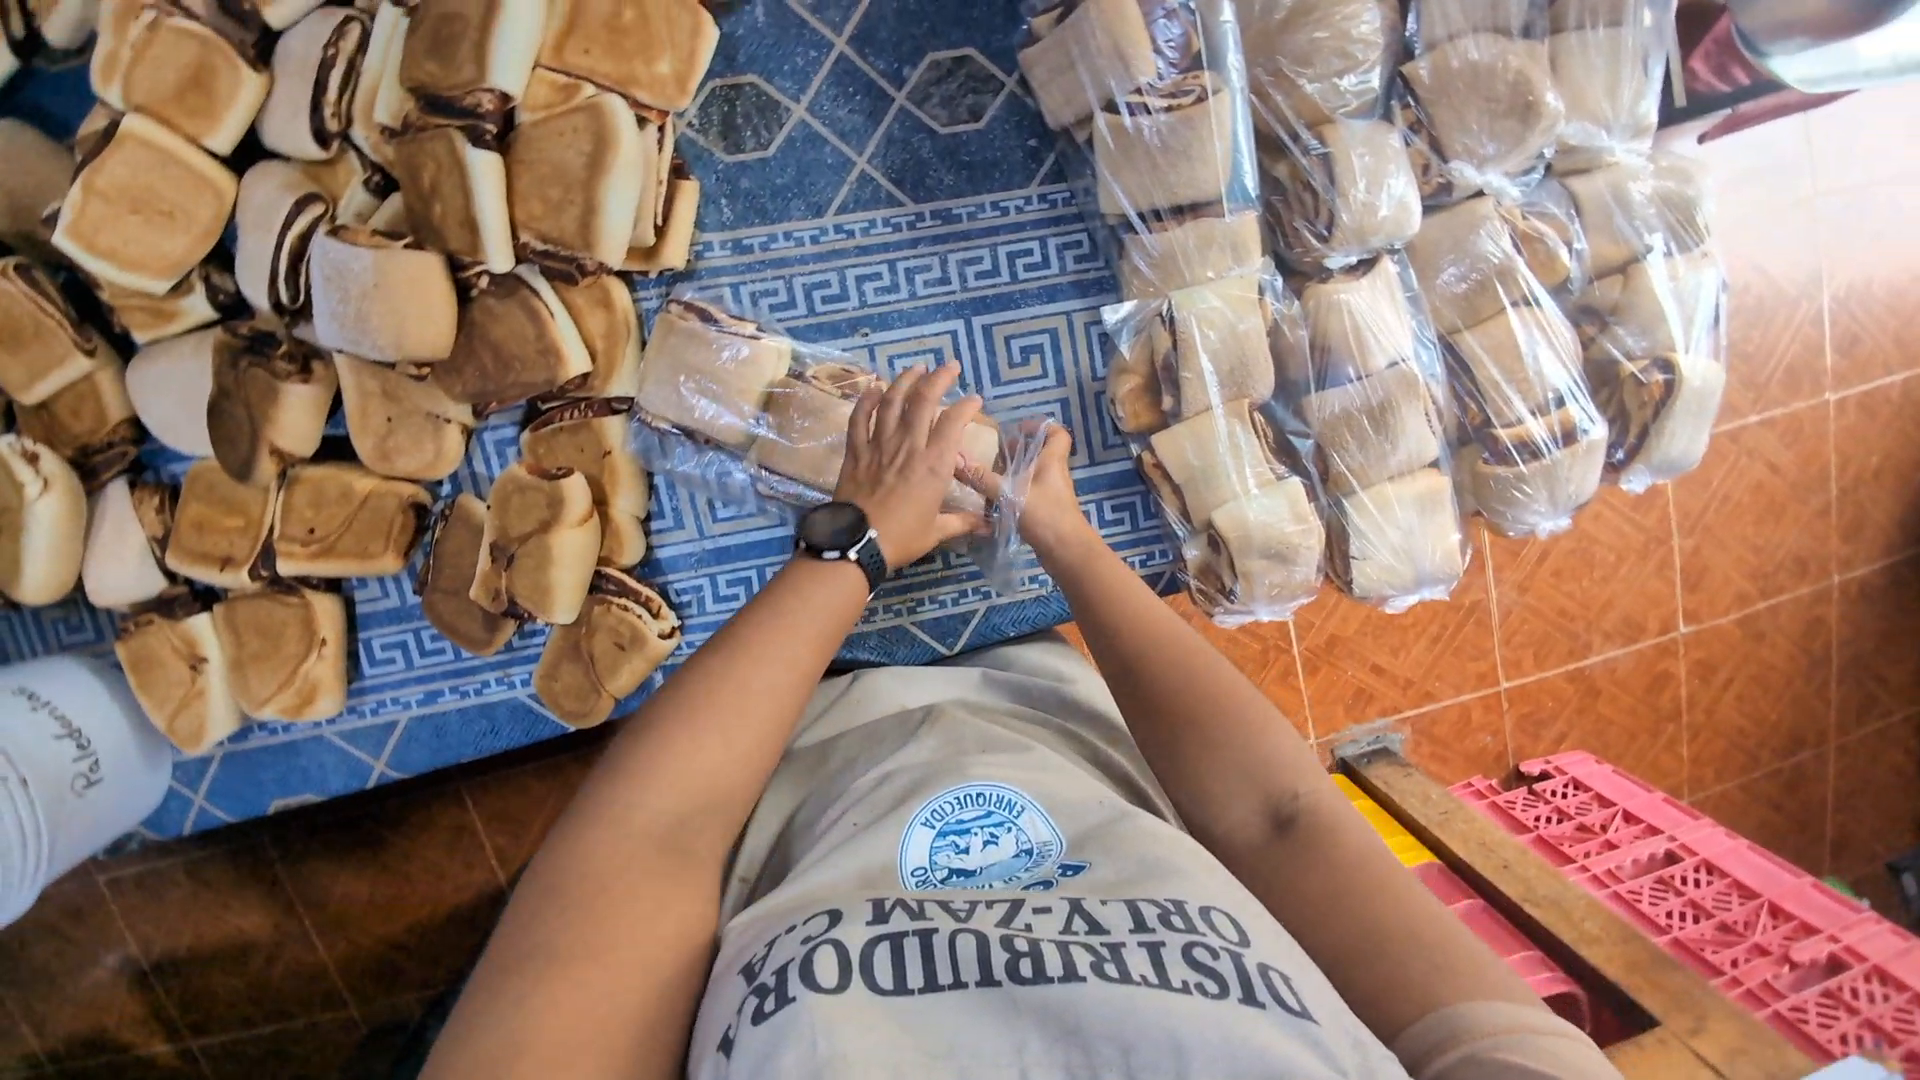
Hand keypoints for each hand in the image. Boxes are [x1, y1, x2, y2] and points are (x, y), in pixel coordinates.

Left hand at [835, 362, 985, 567]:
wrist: (858, 543)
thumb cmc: (902, 538)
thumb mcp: (936, 532)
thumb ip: (962, 522)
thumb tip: (988, 524)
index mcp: (934, 465)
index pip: (954, 423)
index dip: (967, 406)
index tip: (975, 400)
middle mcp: (908, 446)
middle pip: (924, 400)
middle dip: (940, 378)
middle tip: (950, 367)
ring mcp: (879, 445)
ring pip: (892, 401)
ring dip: (906, 380)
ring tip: (917, 367)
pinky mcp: (856, 451)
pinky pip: (860, 418)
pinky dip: (867, 400)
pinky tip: (875, 387)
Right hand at [959, 423, 1098, 563]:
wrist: (1067, 553)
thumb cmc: (1045, 516)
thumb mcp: (1010, 494)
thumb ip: (983, 478)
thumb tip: (955, 459)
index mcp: (1052, 462)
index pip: (1058, 434)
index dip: (1040, 427)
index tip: (1017, 429)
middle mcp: (1054, 475)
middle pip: (1040, 454)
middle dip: (1018, 451)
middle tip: (994, 454)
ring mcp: (1051, 495)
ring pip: (1032, 476)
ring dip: (1013, 474)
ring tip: (988, 475)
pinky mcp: (1046, 512)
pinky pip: (1028, 495)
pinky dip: (1013, 494)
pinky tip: (994, 500)